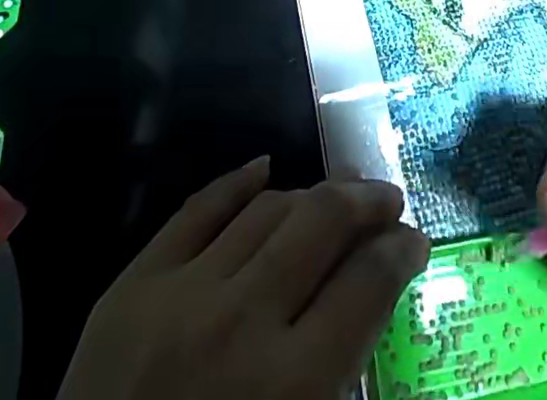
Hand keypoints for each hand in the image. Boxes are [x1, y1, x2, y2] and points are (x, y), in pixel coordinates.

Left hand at [58, 157, 430, 399]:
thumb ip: (343, 366)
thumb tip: (378, 283)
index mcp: (292, 383)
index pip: (369, 282)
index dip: (402, 249)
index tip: (414, 239)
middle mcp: (242, 322)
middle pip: (323, 221)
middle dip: (368, 201)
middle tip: (386, 201)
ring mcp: (181, 295)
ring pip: (269, 208)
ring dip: (314, 195)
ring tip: (334, 198)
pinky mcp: (131, 285)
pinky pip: (198, 208)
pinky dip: (238, 182)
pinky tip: (265, 168)